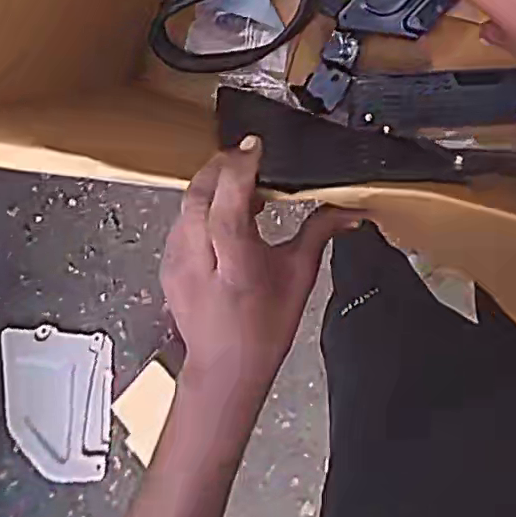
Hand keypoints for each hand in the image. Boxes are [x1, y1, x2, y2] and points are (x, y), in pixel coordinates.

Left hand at [160, 136, 362, 391]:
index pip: (227, 202)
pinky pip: (182, 218)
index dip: (239, 168)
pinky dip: (202, 204)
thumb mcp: (299, 276)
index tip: (255, 146)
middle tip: (248, 156)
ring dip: (213, 183)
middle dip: (223, 165)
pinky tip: (225, 212)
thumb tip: (348, 210)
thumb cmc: (264, 327)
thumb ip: (320, 232)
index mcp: (234, 261)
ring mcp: (176, 260)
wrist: (224, 370)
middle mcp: (197, 257)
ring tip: (242, 185)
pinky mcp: (168, 262)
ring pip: (187, 201)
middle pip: (199, 192)